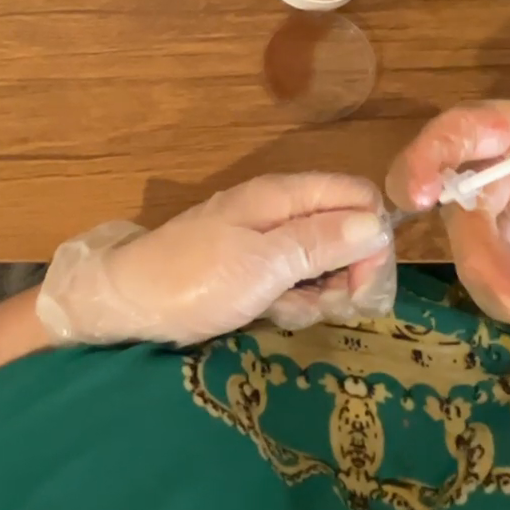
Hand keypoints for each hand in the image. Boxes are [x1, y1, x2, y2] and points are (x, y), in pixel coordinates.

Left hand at [36, 173, 397, 345]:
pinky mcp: (255, 267)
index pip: (357, 196)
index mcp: (285, 195)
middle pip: (345, 230)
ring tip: (286, 308)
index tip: (363, 282)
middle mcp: (281, 210)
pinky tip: (270, 314)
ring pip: (323, 261)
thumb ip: (321, 242)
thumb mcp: (265, 264)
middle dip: (346, 272)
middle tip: (327, 304)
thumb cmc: (198, 278)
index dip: (372, 236)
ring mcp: (268, 239)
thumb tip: (377, 225)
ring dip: (318, 293)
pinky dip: (292, 301)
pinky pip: (295, 280)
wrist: (132, 302)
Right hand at [386, 54, 509, 398]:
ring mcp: (509, 216)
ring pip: (472, 247)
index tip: (420, 194)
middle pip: (458, 199)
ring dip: (504, 289)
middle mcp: (509, 168)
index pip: (465, 129)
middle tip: (509, 300)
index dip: (431, 153)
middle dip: (476, 252)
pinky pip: (496, 280)